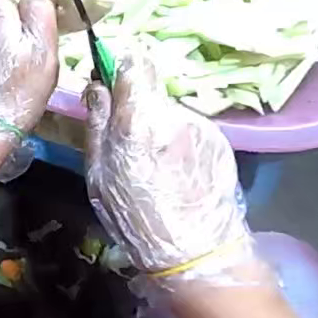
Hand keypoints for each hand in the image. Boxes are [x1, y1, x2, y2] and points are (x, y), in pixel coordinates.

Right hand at [84, 55, 269, 290]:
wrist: (197, 253)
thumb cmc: (136, 215)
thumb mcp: (100, 173)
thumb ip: (97, 123)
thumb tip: (97, 86)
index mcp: (138, 119)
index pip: (134, 64)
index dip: (121, 66)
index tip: (111, 79)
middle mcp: (174, 113)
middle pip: (151, 89)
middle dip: (136, 104)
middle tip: (128, 139)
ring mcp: (201, 126)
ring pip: (169, 110)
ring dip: (158, 124)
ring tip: (154, 163)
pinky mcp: (221, 140)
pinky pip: (189, 128)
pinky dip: (178, 140)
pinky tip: (176, 170)